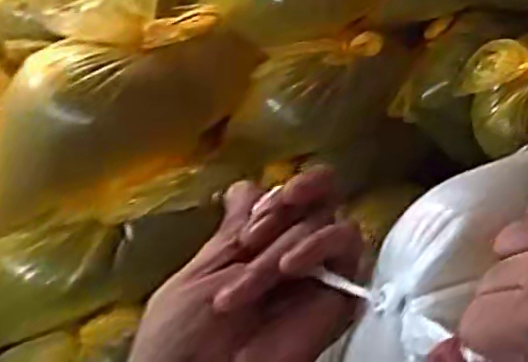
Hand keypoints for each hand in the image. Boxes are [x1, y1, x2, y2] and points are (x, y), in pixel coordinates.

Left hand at [132, 169, 365, 361]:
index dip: (284, 195)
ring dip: (284, 247)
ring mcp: (327, 264)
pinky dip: (321, 246)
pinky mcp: (346, 282)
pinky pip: (350, 244)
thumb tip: (245, 185)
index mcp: (268, 242)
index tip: (254, 218)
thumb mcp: (195, 281)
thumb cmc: (177, 343)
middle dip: (290, 207)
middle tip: (253, 238)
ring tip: (242, 290)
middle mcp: (302, 247)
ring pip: (329, 222)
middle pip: (323, 198)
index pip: (298, 195)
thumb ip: (230, 234)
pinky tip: (291, 267)